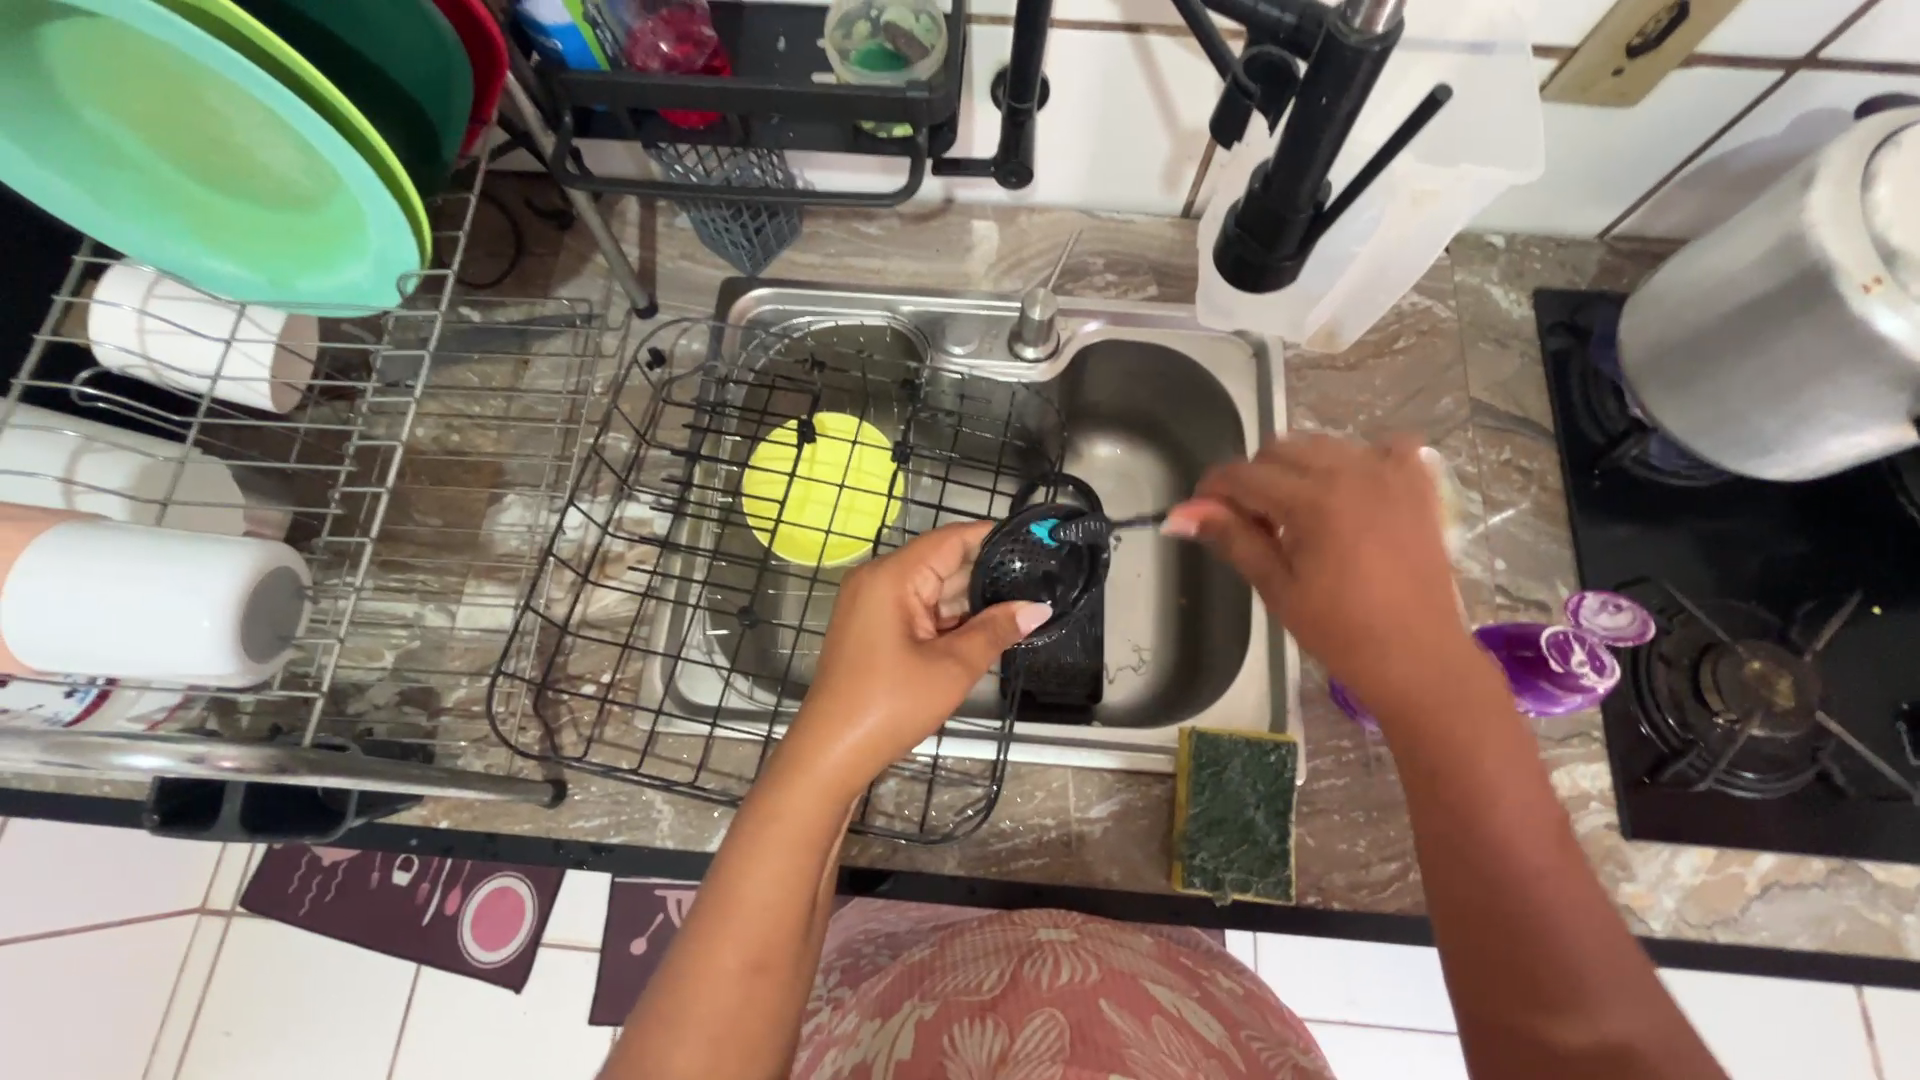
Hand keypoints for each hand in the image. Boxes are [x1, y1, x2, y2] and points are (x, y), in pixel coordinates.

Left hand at [777, 521, 1051, 794]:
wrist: (832, 752)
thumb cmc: (890, 706)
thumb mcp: (952, 668)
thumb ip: (997, 630)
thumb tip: (1039, 608)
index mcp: (893, 576)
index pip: (951, 539)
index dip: (993, 537)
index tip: (1035, 541)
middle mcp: (879, 579)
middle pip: (942, 561)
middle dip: (988, 573)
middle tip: (1040, 579)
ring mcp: (872, 603)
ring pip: (932, 588)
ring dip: (971, 599)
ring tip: (1024, 601)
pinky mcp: (873, 626)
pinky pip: (918, 608)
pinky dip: (949, 616)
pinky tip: (988, 625)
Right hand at [1163, 434, 1490, 719]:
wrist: (1416, 656)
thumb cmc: (1339, 630)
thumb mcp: (1276, 586)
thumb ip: (1231, 537)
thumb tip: (1178, 514)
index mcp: (1314, 501)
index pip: (1242, 474)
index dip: (1212, 489)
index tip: (1201, 513)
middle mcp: (1352, 471)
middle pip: (1279, 449)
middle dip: (1254, 479)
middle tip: (1255, 525)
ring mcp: (1391, 472)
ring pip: (1322, 445)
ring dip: (1298, 469)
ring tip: (1299, 515)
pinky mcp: (1418, 483)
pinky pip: (1380, 448)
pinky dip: (1357, 462)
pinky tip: (1351, 495)